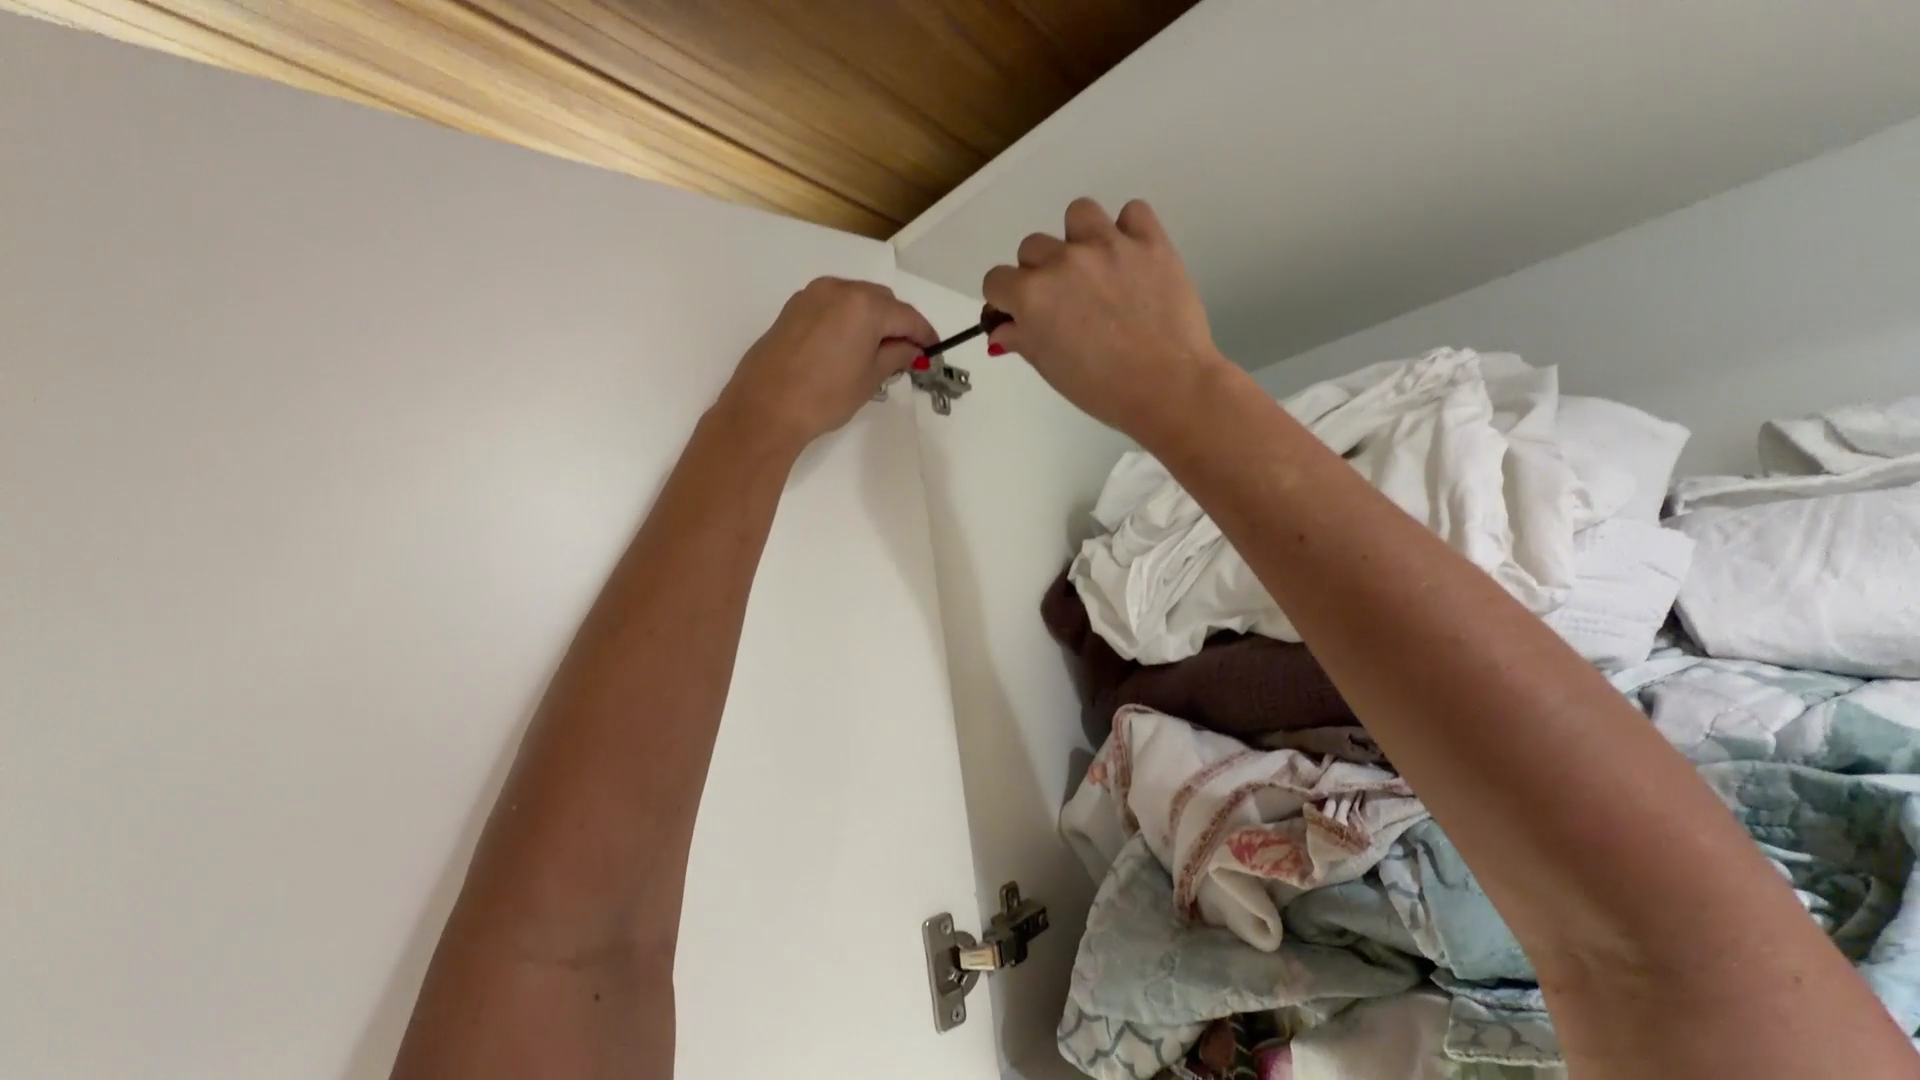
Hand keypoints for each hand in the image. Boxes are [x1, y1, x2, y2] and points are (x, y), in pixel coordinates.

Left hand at [720, 277, 936, 449]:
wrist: (764, 409)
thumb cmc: (824, 397)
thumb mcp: (869, 379)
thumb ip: (895, 356)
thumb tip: (910, 348)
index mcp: (864, 305)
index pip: (906, 316)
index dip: (924, 334)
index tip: (933, 350)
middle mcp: (838, 289)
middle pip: (881, 300)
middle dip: (898, 323)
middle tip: (906, 353)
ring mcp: (812, 296)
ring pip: (855, 300)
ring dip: (872, 319)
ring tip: (877, 351)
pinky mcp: (793, 308)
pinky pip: (832, 306)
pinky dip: (848, 319)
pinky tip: (849, 346)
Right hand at [981, 198, 1233, 439]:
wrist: (1169, 387)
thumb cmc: (1103, 390)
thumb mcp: (1051, 370)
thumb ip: (1022, 339)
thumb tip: (1004, 328)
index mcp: (1032, 295)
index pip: (996, 280)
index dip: (1006, 299)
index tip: (1021, 313)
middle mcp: (1064, 261)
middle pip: (1033, 247)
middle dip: (1041, 272)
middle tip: (1065, 301)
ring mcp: (1108, 245)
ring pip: (1078, 215)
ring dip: (1079, 237)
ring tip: (1097, 267)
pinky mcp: (1150, 241)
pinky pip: (1133, 212)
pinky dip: (1130, 230)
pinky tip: (1133, 258)